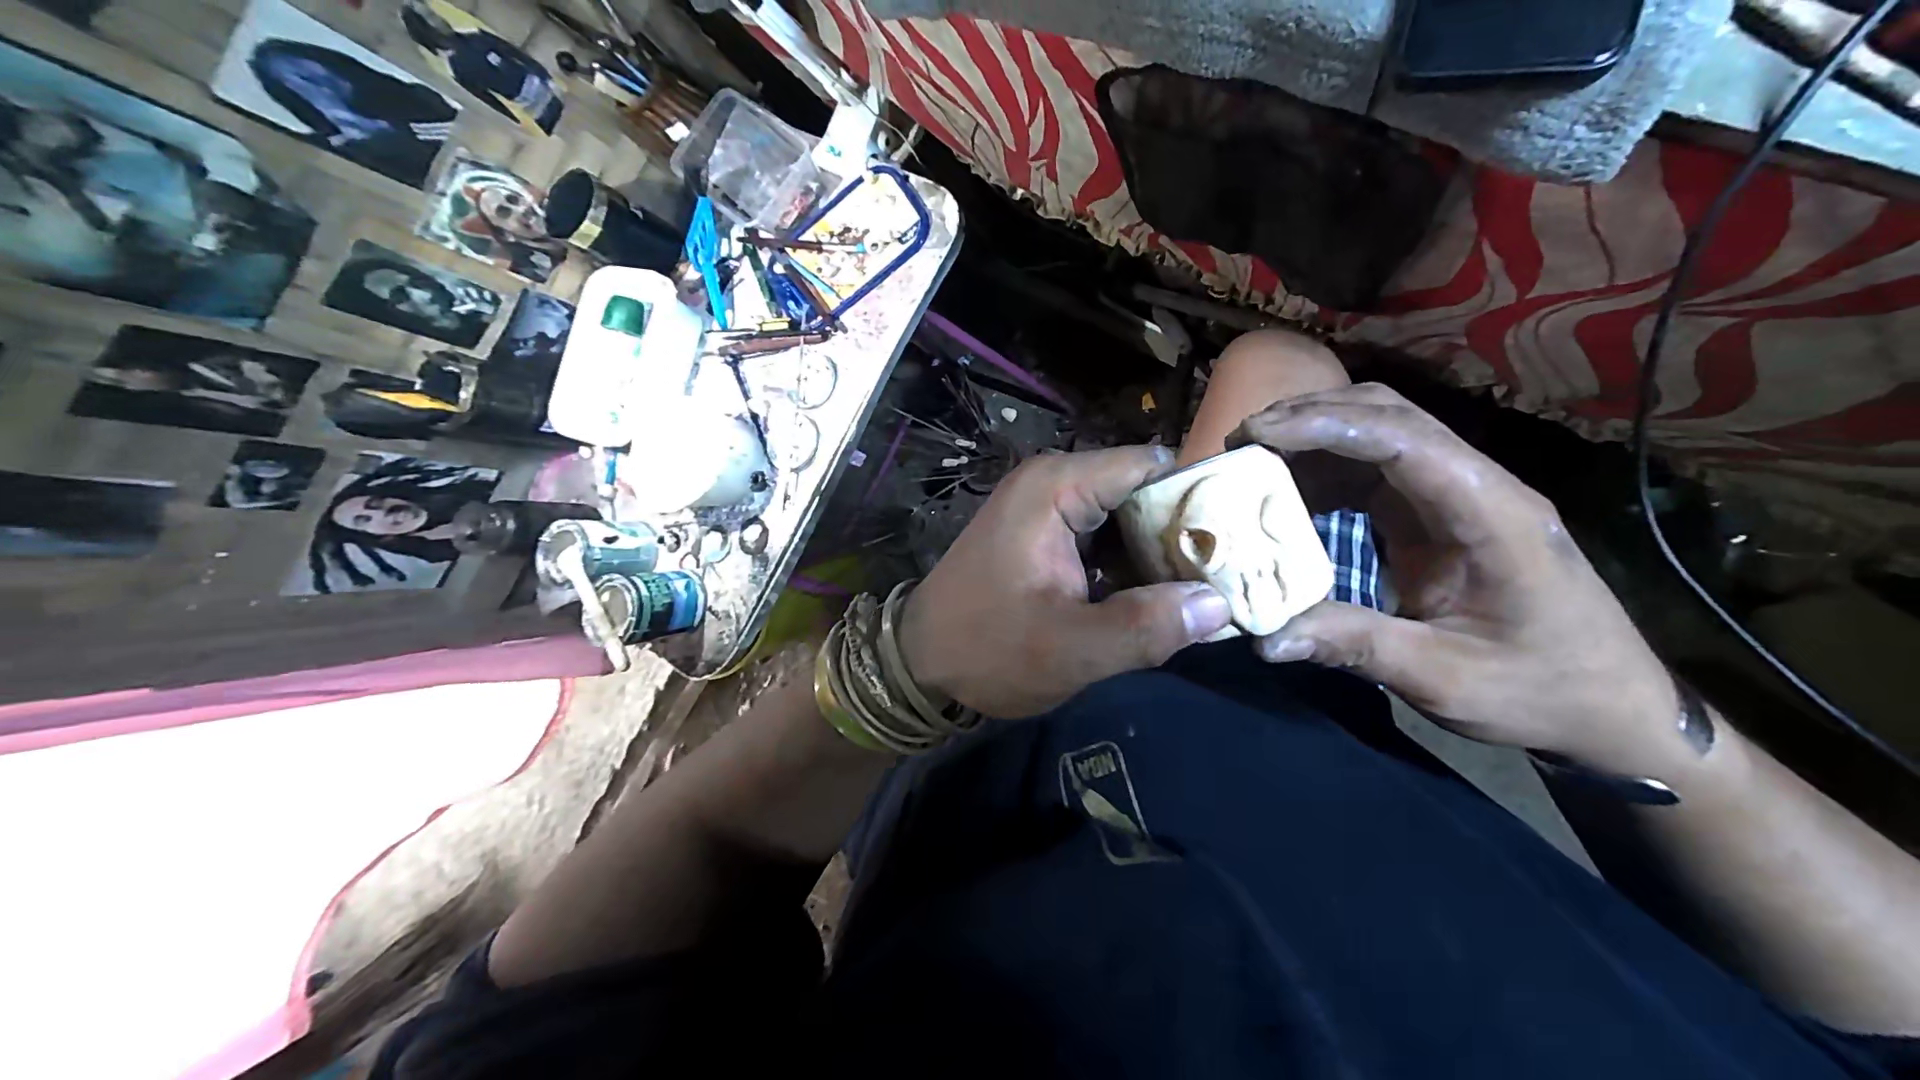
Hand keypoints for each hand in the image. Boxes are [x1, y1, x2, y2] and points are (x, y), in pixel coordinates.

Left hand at [897, 446, 1234, 717]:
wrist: (916, 666)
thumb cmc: (986, 650)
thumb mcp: (1071, 650)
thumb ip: (1147, 626)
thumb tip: (1220, 606)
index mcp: (1056, 487)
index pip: (1154, 466)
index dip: (1203, 497)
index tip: (1247, 541)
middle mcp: (1052, 482)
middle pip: (1143, 488)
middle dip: (1188, 530)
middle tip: (1236, 576)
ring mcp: (1045, 507)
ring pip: (1126, 514)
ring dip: (1163, 550)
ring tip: (1211, 589)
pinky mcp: (1042, 535)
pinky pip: (1103, 535)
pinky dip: (1133, 562)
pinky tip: (1162, 597)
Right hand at [1232, 383, 1686, 774]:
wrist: (1608, 707)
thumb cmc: (1541, 692)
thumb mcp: (1445, 680)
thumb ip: (1355, 646)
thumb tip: (1264, 636)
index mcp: (1490, 515)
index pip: (1405, 440)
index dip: (1326, 426)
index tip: (1255, 434)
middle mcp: (1476, 487)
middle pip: (1389, 415)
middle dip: (1309, 417)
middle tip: (1239, 442)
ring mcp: (1456, 496)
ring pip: (1378, 432)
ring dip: (1312, 436)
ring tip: (1250, 460)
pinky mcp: (1437, 514)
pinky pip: (1373, 469)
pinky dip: (1323, 469)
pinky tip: (1286, 493)